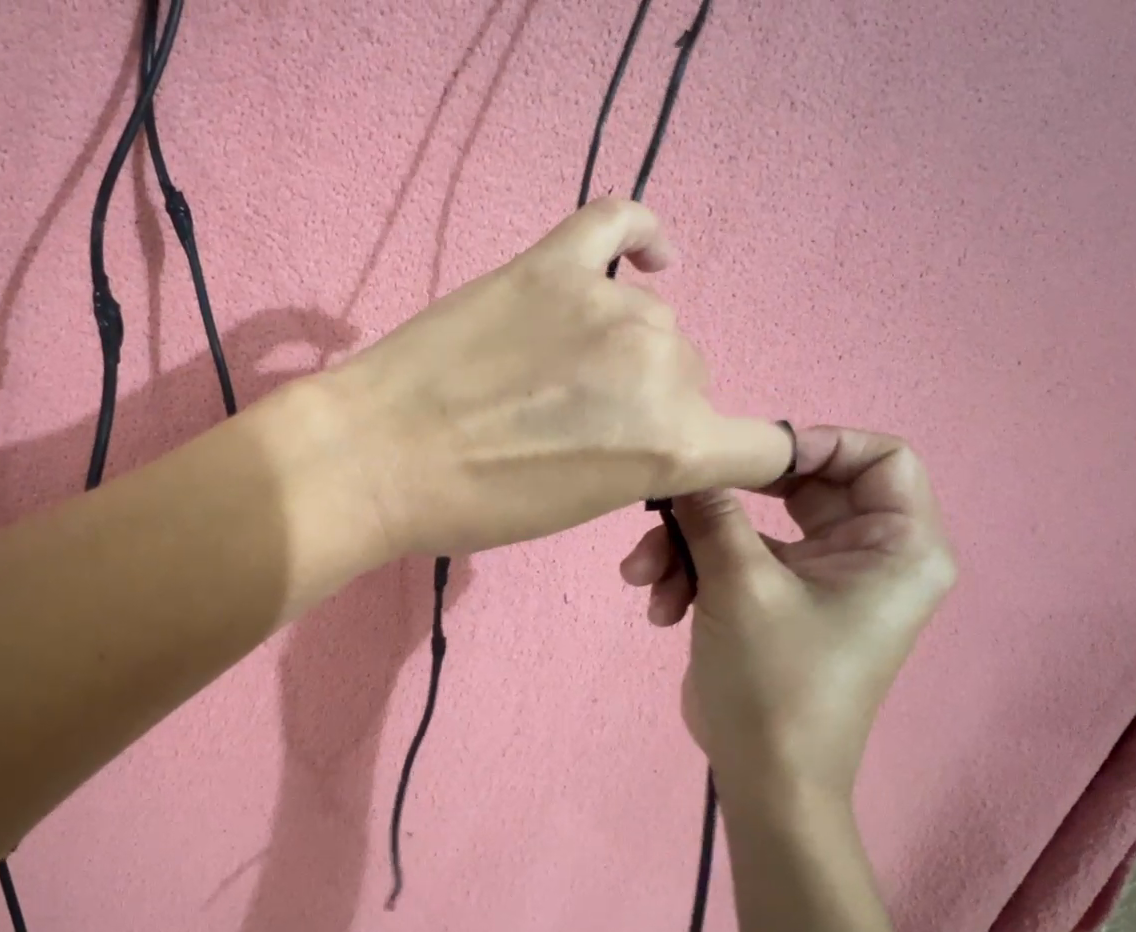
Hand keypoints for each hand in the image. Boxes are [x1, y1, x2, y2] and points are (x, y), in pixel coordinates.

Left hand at [313, 197, 793, 556]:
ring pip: (647, 316)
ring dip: (615, 343)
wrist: (375, 457)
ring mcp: (605, 302)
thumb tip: (658, 418)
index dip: (742, 456)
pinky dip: (638, 234)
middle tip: (572, 424)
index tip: (716, 454)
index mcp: (673, 444)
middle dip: (644, 402)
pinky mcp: (550, 262)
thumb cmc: (470, 506)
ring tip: (547, 372)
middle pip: (687, 374)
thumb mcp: (580, 506)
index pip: (760, 445)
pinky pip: (617, 220)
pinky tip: (642, 254)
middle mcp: (661, 362)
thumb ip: (643, 458)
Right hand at [619, 428, 957, 805]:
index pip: (880, 456)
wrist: (763, 776)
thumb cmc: (777, 680)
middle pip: (797, 488)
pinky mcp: (771, 600)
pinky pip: (730, 560)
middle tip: (676, 502)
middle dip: (722, 502)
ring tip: (643, 578)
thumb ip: (713, 512)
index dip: (817, 444)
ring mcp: (813, 579)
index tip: (747, 458)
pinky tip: (661, 609)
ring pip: (748, 526)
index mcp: (897, 547)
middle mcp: (863, 555)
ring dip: (687, 546)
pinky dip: (690, 575)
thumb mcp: (742, 584)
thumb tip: (689, 464)